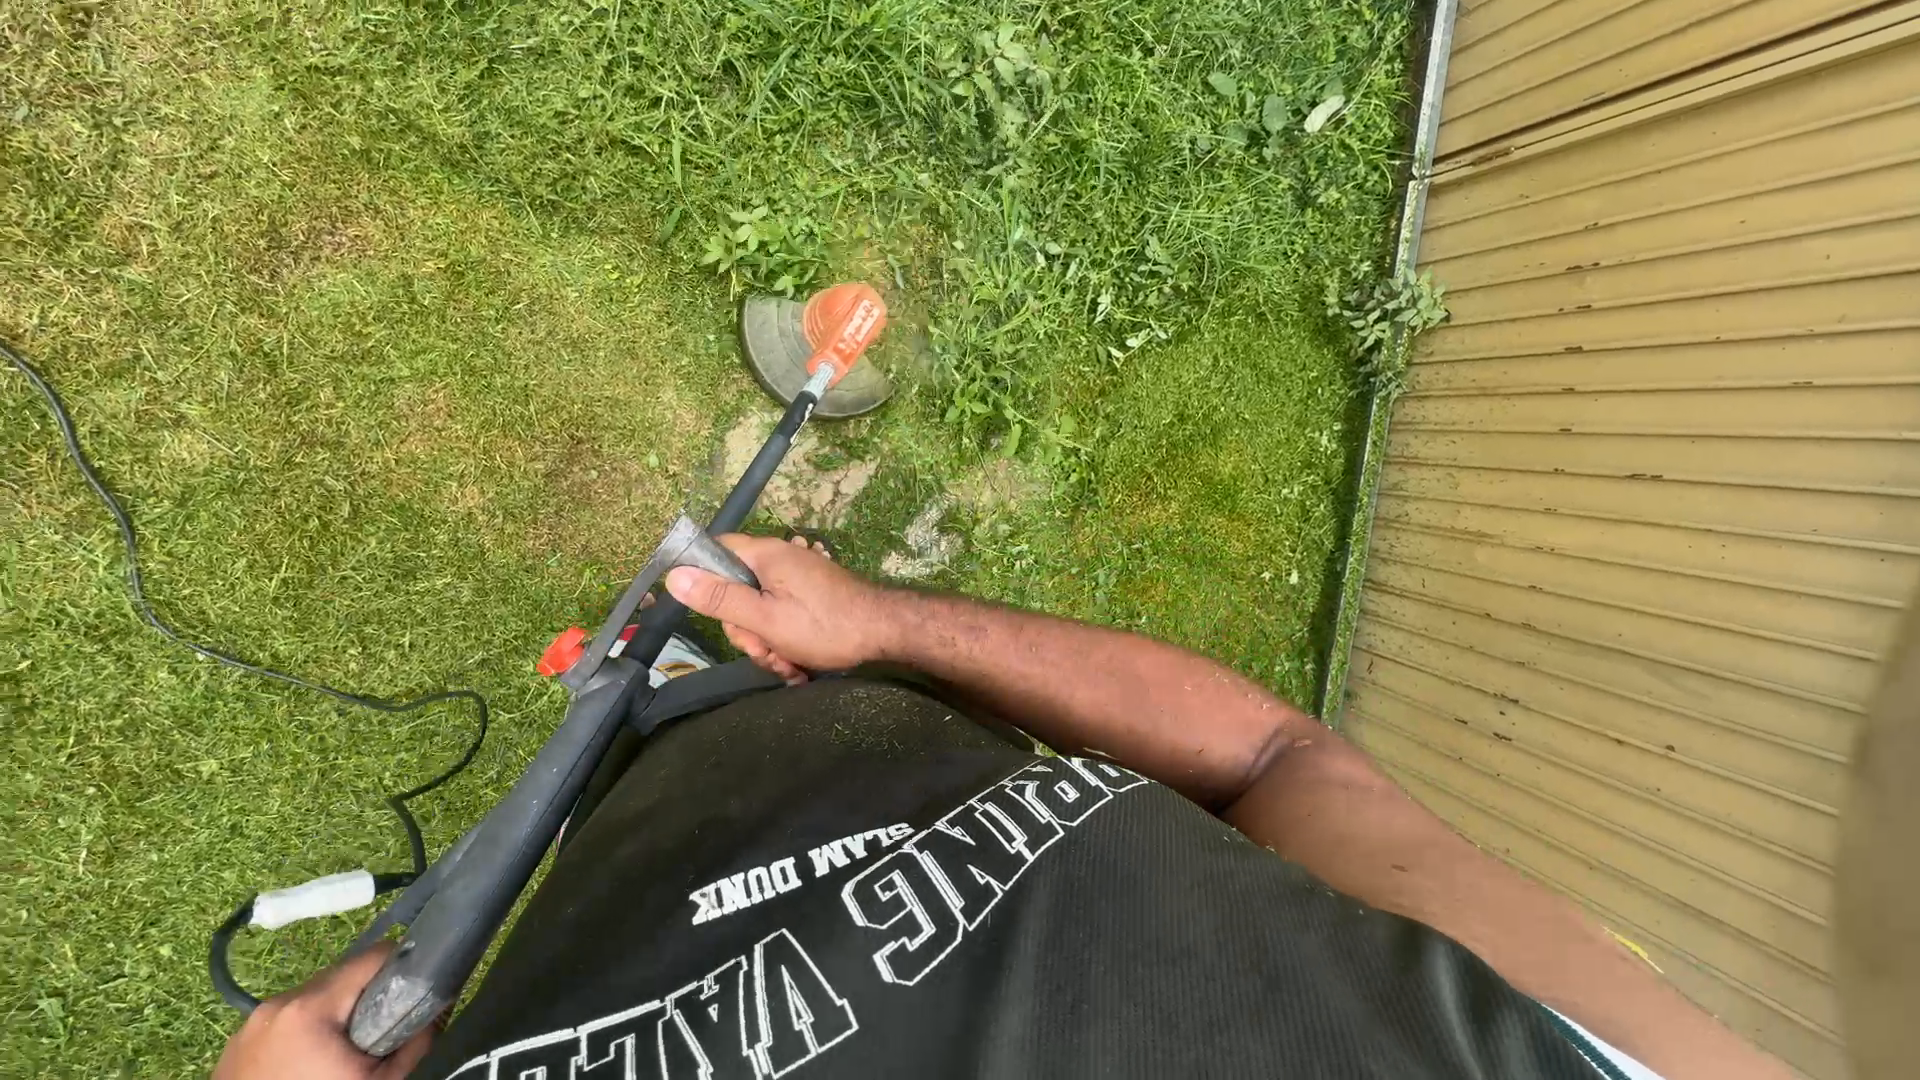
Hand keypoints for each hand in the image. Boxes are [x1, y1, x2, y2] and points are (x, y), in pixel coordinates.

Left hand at [213, 944, 433, 1079]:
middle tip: (379, 1032)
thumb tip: (441, 1006)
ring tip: (341, 1054)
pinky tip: (309, 1065)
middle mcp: (277, 1004)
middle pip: (345, 976)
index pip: (376, 955)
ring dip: (337, 1014)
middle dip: (369, 996)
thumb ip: (418, 1038)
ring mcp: (250, 1024)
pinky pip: (288, 1020)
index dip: (404, 968)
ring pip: (316, 997)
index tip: (414, 994)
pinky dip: (308, 1032)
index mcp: (309, 1007)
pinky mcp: (235, 1044)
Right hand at [665, 533, 898, 680]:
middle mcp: (781, 560)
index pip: (717, 551)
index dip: (705, 580)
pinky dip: (788, 644)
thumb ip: (721, 599)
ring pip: (761, 613)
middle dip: (748, 631)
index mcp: (766, 555)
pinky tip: (800, 665)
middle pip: (738, 592)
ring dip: (770, 645)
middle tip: (767, 650)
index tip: (716, 612)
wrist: (886, 632)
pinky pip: (784, 618)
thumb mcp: (766, 618)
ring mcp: (798, 580)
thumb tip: (674, 575)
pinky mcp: (811, 598)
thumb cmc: (825, 624)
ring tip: (790, 664)